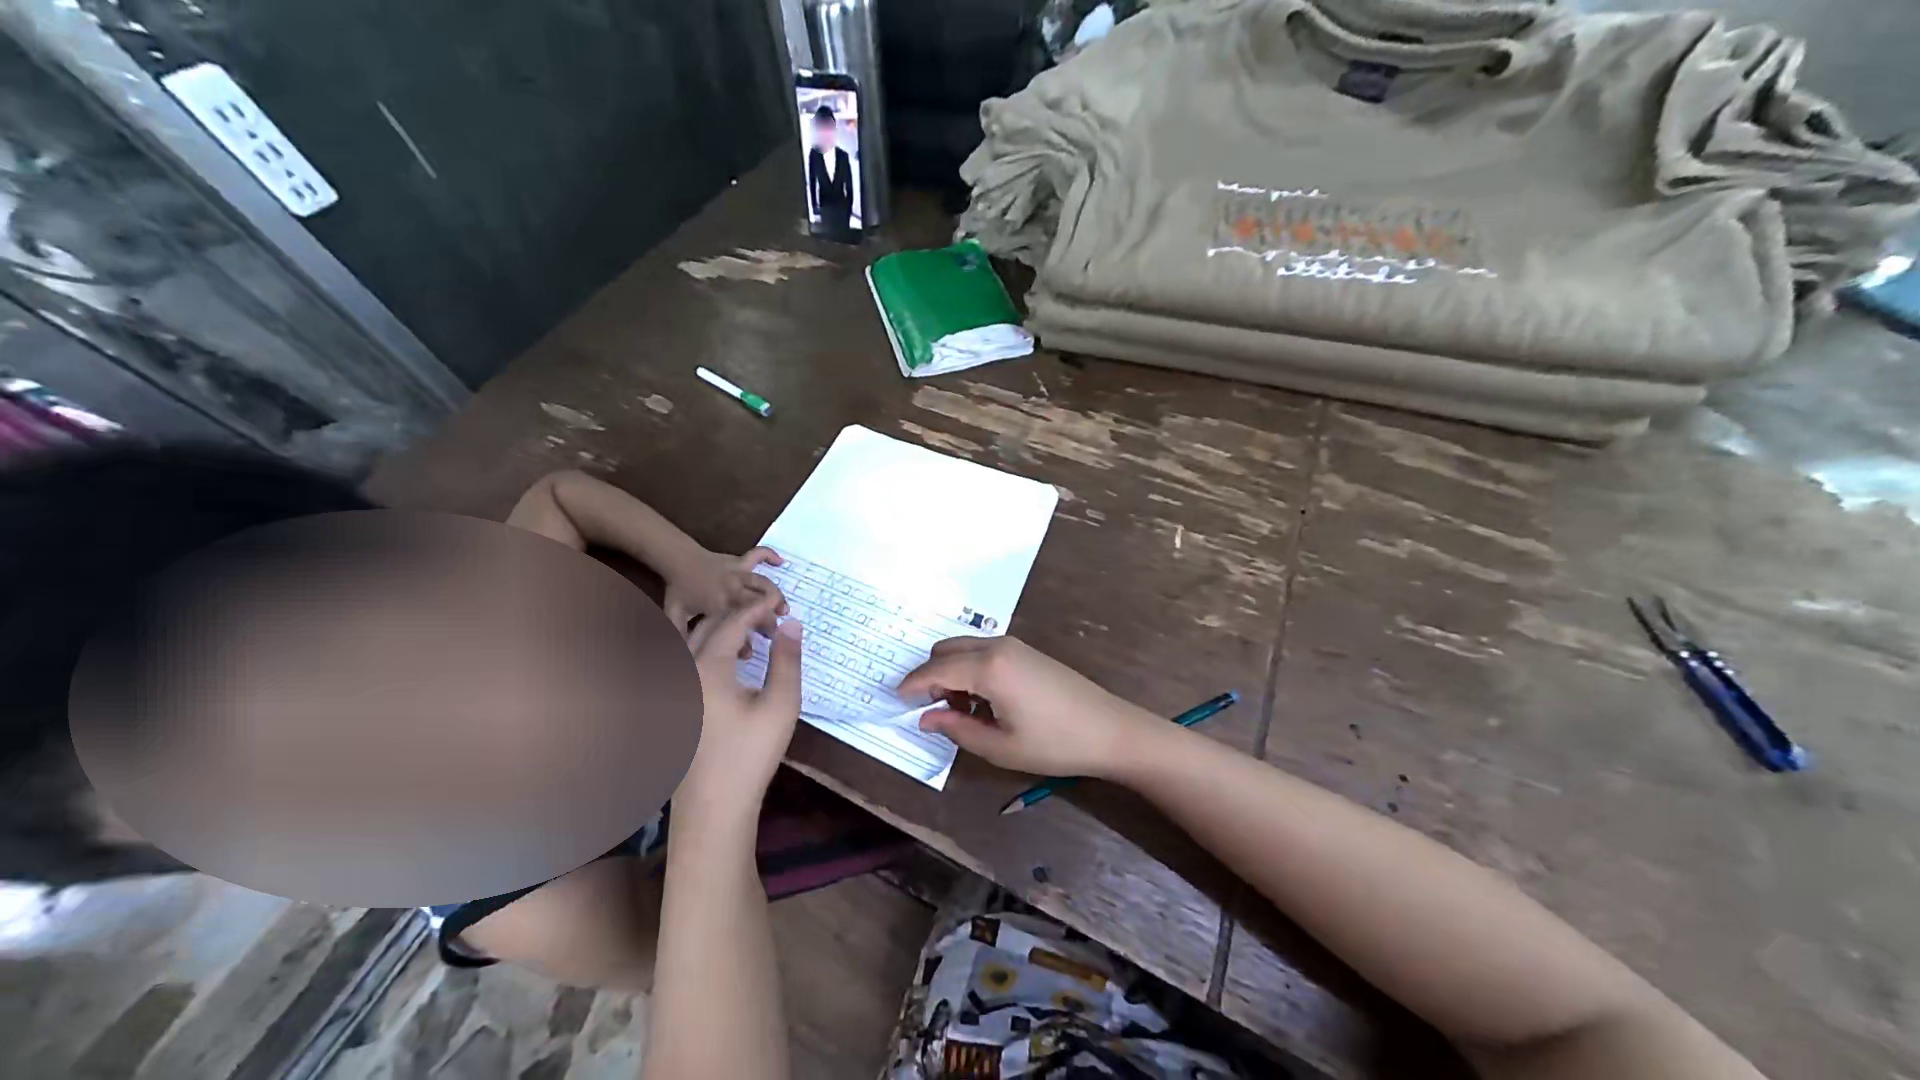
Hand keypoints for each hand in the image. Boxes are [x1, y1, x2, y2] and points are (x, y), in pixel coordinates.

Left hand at [663, 547, 786, 649]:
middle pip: (757, 603)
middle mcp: (732, 588)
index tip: (749, 653)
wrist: (678, 559)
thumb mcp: (675, 616)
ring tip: (784, 609)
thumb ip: (679, 636)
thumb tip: (681, 657)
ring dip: (775, 595)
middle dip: (768, 619)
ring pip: (762, 582)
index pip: (739, 622)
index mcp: (718, 604)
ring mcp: (738, 573)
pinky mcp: (741, 561)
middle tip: (772, 633)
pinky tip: (780, 562)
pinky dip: (769, 556)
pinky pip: (758, 554)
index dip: (745, 639)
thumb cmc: (678, 589)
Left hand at [674, 592, 802, 823]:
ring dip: (720, 632)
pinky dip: (708, 650)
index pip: (733, 622)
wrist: (713, 806)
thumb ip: (788, 659)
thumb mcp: (781, 705)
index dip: (757, 609)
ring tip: (752, 638)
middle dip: (738, 615)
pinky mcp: (673, 705)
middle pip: (707, 626)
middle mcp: (683, 670)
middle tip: (769, 618)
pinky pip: (687, 661)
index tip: (779, 602)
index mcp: (707, 667)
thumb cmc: (751, 754)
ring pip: (692, 642)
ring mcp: (673, 689)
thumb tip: (792, 623)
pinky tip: (732, 666)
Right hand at [895, 637, 1163, 778]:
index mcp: (988, 667)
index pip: (935, 669)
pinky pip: (983, 652)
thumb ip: (956, 728)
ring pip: (964, 648)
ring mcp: (1014, 645)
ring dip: (950, 672)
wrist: (1110, 730)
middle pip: (945, 649)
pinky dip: (970, 669)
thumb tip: (926, 718)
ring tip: (959, 712)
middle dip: (930, 676)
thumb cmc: (1054, 744)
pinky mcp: (1026, 651)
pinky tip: (982, 702)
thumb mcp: (999, 746)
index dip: (912, 685)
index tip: (894, 699)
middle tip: (930, 711)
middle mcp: (997, 646)